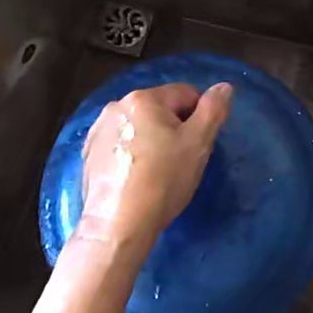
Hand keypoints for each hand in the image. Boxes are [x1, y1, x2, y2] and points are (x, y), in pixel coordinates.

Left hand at [76, 82, 232, 248]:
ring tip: (158, 173)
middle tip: (182, 161)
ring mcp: (98, 131)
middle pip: (160, 110)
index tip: (199, 146)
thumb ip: (213, 110)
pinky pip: (122, 146)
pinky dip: (132, 156)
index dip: (200, 118)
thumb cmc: (163, 180)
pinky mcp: (89, 155)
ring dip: (153, 141)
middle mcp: (115, 107)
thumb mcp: (198, 144)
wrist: (119, 225)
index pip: (186, 94)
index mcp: (143, 98)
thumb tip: (223, 87)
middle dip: (175, 130)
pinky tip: (137, 179)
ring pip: (140, 128)